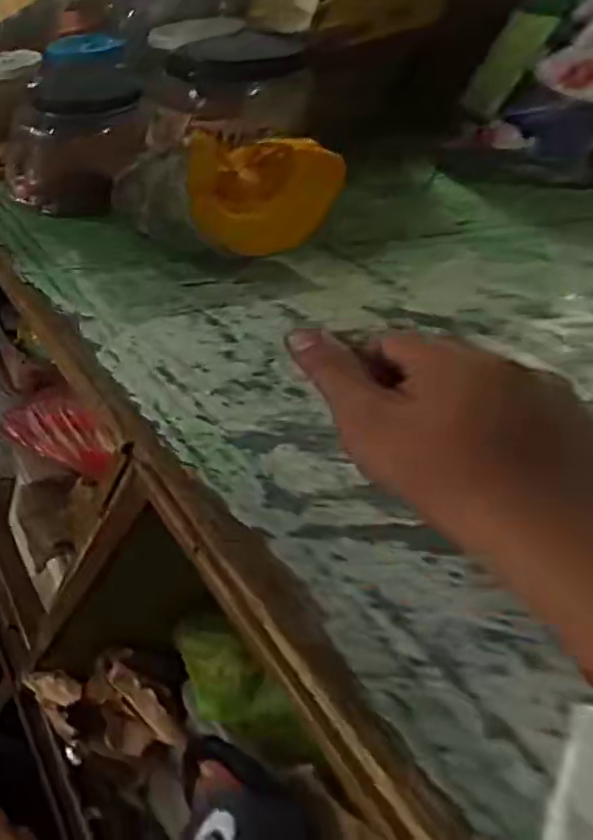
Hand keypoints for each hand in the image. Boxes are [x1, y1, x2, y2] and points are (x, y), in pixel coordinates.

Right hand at [287, 329, 592, 538]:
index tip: (361, 411)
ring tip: (439, 448)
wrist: (539, 530)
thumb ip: (331, 372)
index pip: (384, 343)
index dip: (361, 373)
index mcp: (453, 359)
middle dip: (405, 387)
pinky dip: (490, 423)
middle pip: (433, 361)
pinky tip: (484, 457)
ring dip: (449, 404)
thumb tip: (299, 333)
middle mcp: (508, 365)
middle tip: (393, 432)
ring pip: (475, 386)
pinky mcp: (576, 425)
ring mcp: (552, 395)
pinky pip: (513, 409)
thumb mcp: (363, 419)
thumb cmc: (433, 469)